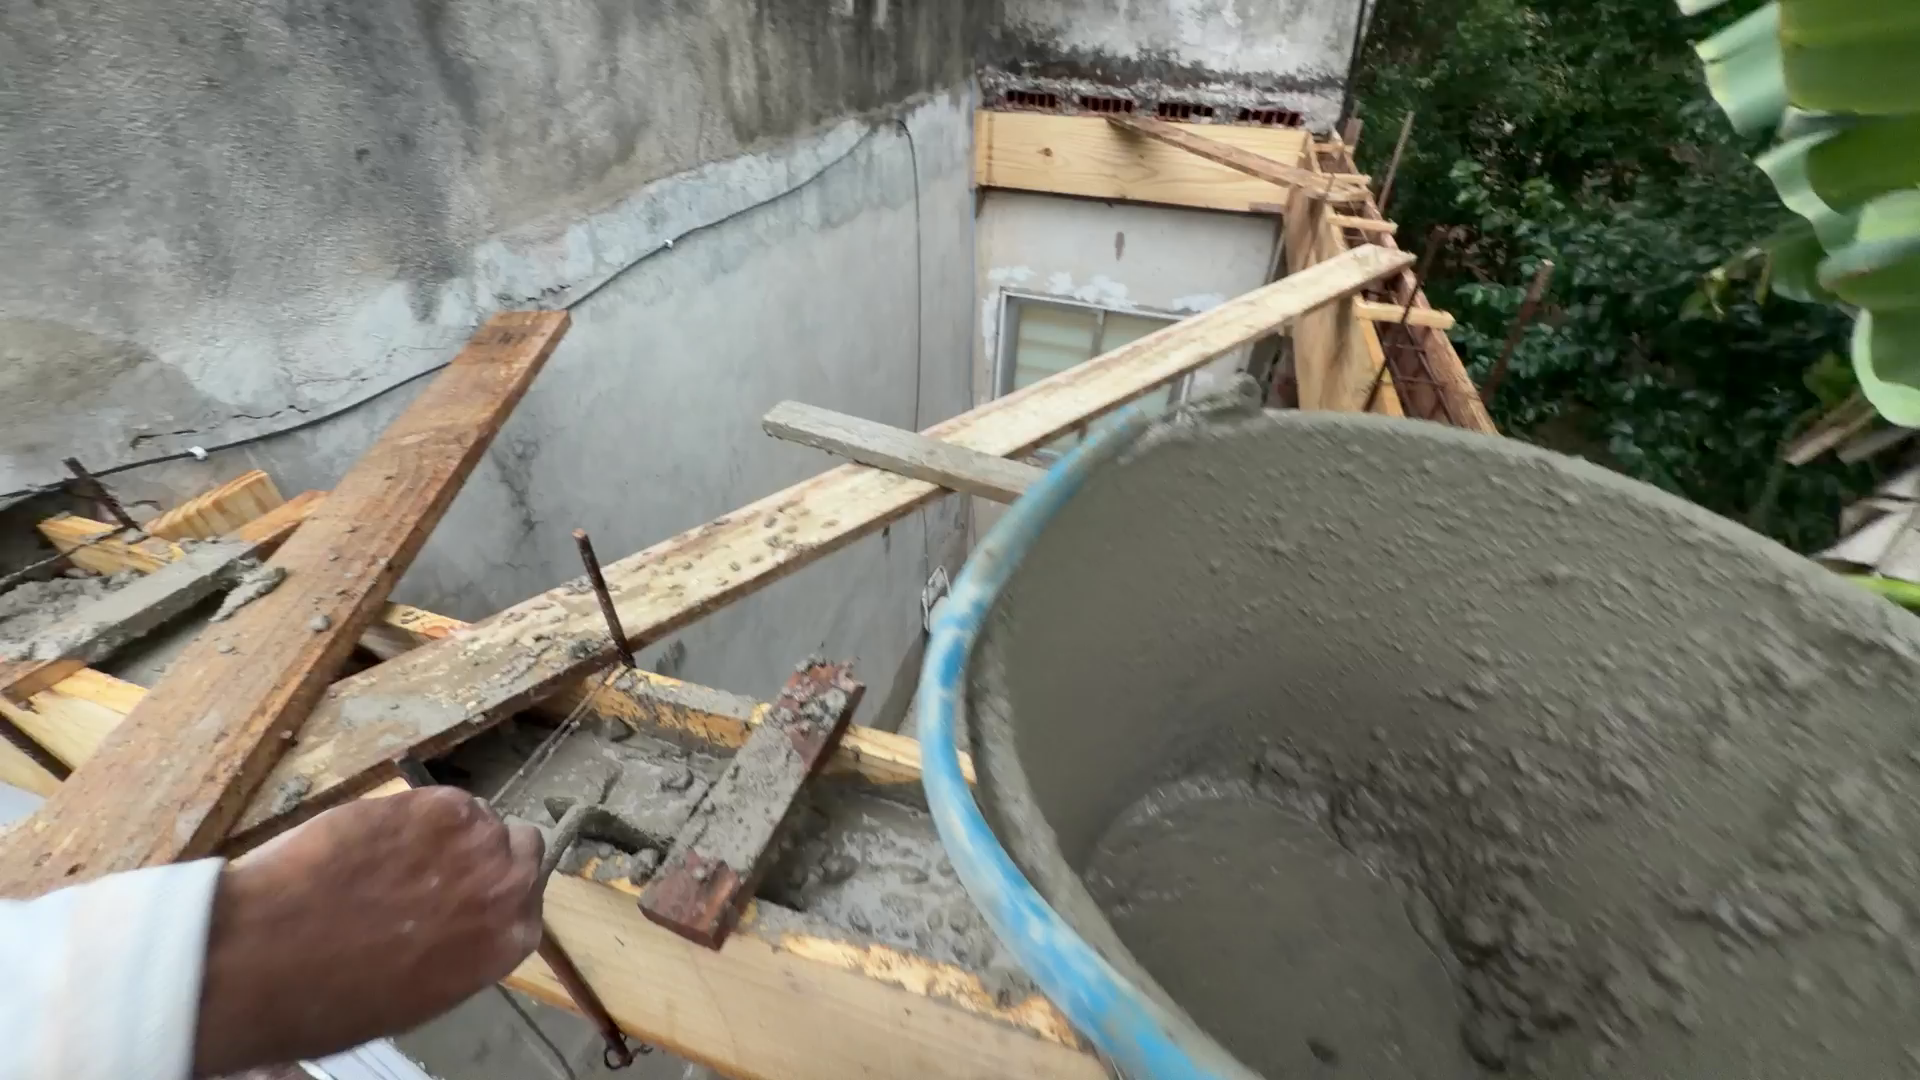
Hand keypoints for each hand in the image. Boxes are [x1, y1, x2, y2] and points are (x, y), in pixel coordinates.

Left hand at [193, 786, 545, 1076]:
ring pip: (480, 819)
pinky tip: (370, 844)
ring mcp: (482, 838)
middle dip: (487, 854)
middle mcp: (511, 883)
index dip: (499, 892)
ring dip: (446, 834)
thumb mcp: (417, 997)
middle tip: (435, 869)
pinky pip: (442, 800)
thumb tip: (461, 922)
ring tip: (387, 860)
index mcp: (510, 939)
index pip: (530, 897)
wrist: (255, 961)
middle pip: (522, 846)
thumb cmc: (324, 1002)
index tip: (469, 894)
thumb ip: (466, 949)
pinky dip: (412, 816)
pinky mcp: (443, 804)